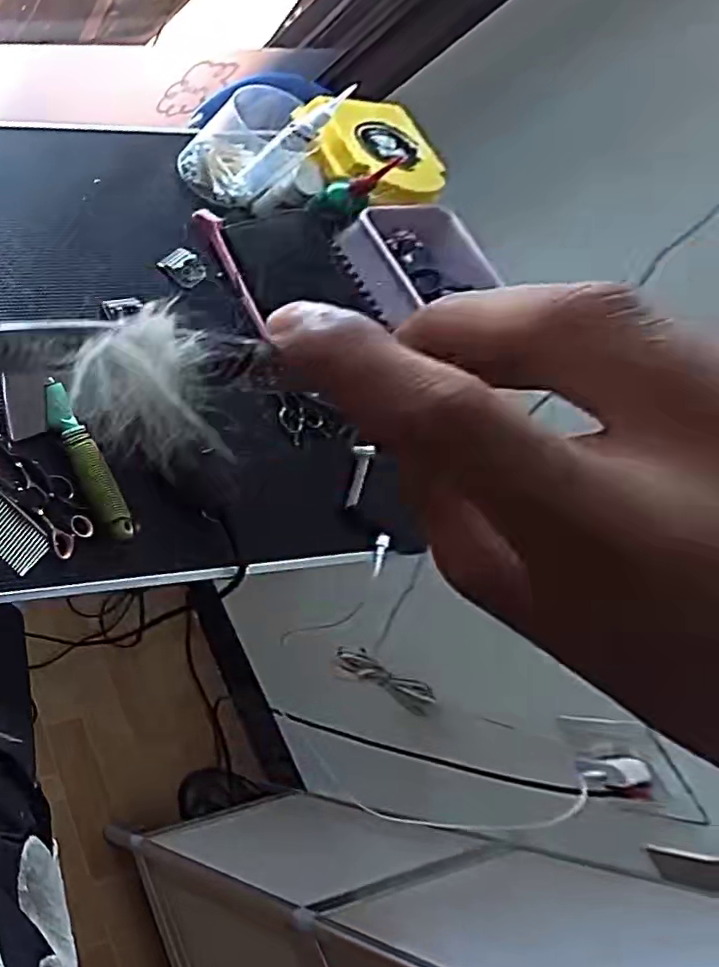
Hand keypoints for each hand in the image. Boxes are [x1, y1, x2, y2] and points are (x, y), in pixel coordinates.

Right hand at [267, 284, 718, 757]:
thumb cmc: (664, 653)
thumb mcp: (513, 590)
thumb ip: (441, 499)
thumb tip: (393, 421)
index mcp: (607, 526)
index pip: (453, 414)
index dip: (359, 362)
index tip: (290, 328)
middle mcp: (705, 442)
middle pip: (555, 320)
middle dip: (442, 325)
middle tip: (394, 362)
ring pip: (604, 313)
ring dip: (498, 335)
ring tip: (461, 378)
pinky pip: (636, 336)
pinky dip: (559, 350)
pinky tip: (542, 390)